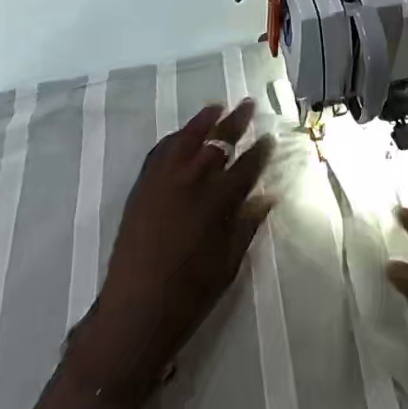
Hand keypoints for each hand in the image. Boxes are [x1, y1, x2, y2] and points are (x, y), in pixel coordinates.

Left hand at [24, 101, 273, 408]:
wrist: (137, 304)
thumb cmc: (190, 291)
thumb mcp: (229, 262)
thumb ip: (247, 224)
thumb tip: (266, 197)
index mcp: (218, 200)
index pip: (246, 166)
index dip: (261, 151)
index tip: (270, 136)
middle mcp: (191, 179)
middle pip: (217, 142)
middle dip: (235, 122)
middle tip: (248, 104)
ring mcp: (163, 177)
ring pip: (186, 138)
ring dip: (203, 121)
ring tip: (217, 107)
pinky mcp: (143, 183)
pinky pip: (161, 150)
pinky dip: (175, 138)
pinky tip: (182, 135)